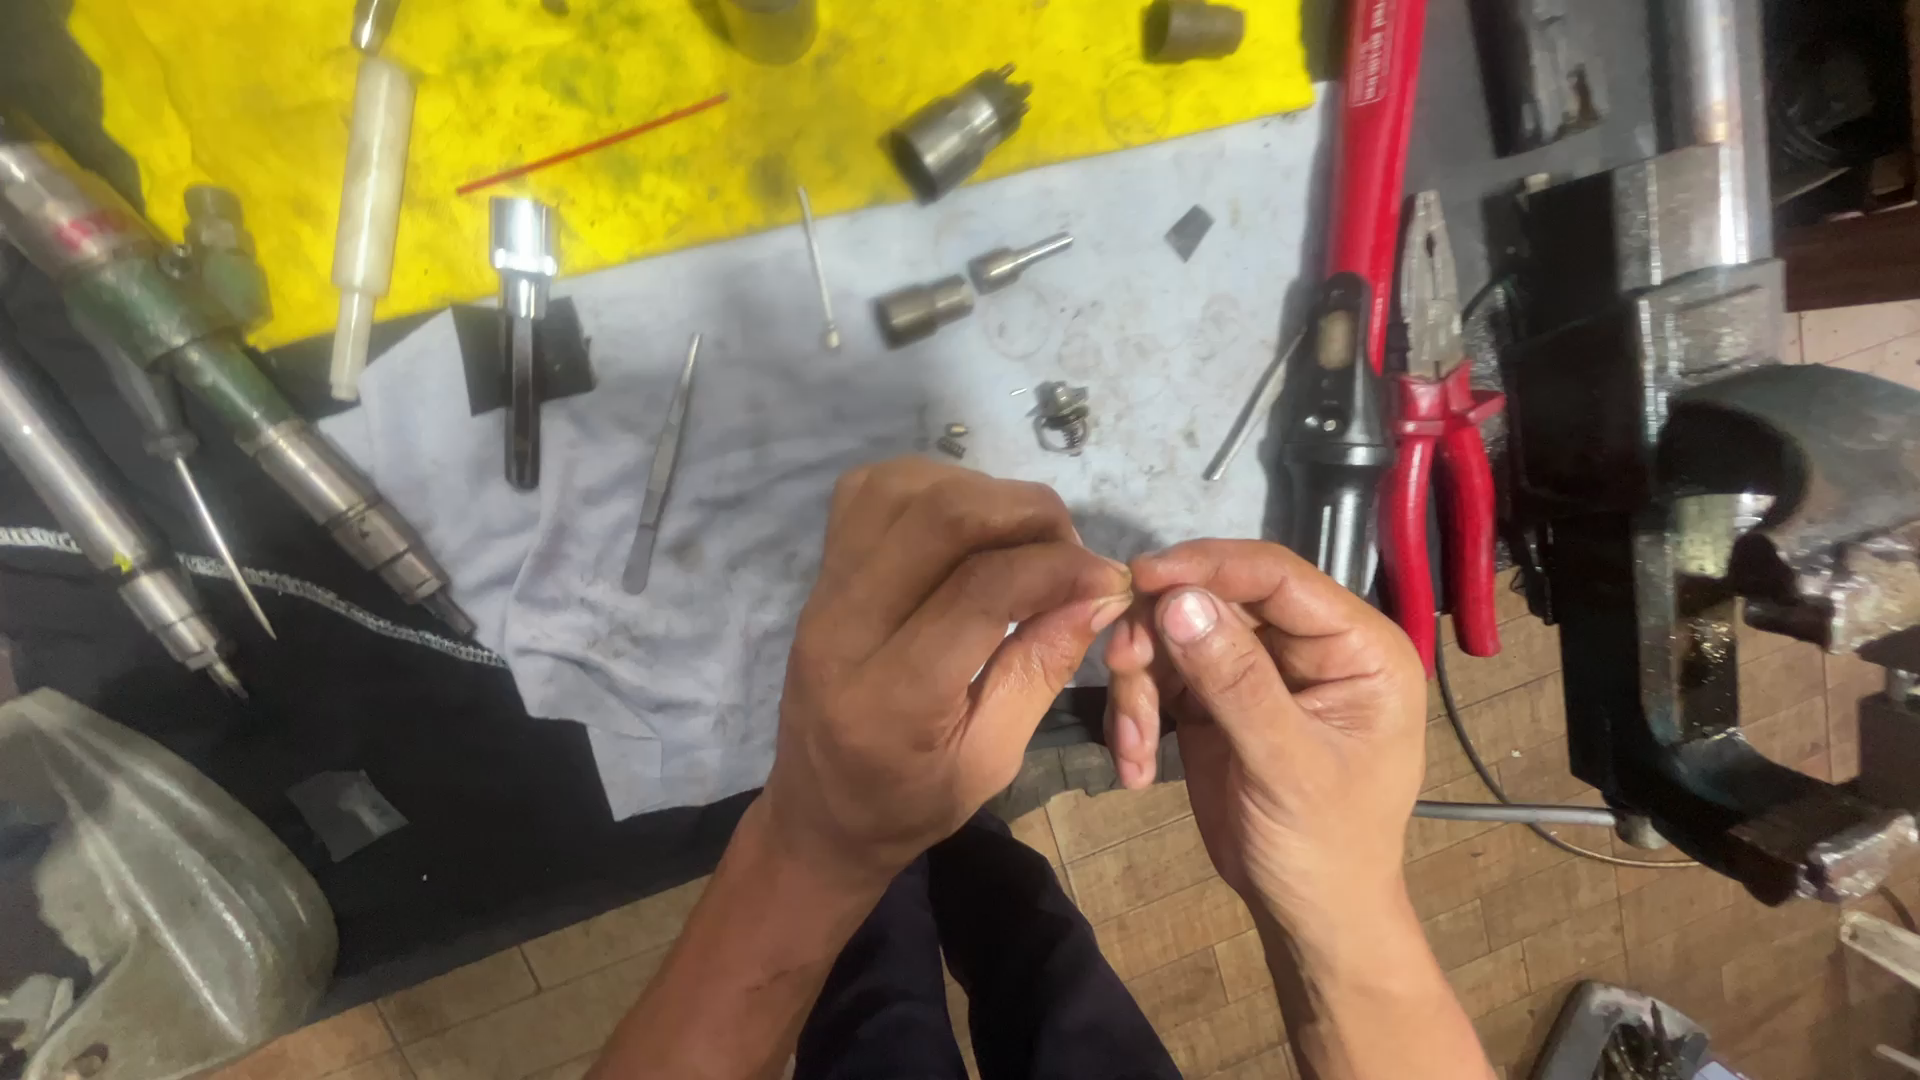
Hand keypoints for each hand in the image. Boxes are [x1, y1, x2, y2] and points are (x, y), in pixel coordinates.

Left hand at [764, 459, 1132, 886]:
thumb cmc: (910, 801)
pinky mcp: (819, 572)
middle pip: (939, 517)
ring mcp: (821, 591)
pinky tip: (966, 523)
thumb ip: (1043, 667)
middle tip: (1066, 547)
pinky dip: (931, 485)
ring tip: (1020, 535)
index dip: (1057, 567)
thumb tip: (1099, 588)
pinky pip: (869, 491)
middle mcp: (843, 627)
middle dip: (1025, 512)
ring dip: (980, 492)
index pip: (981, 589)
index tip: (1106, 577)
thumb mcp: (993, 758)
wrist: (817, 811)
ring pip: (902, 487)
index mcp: (890, 698)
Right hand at [1102, 540, 1427, 929]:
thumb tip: (1179, 601)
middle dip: (1159, 636)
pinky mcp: (1210, 695)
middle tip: (1121, 669)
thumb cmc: (1326, 846)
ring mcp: (1253, 668)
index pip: (1276, 576)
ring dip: (1140, 684)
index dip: (1208, 566)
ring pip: (1174, 634)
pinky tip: (1135, 764)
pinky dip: (1135, 712)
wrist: (1304, 913)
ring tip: (1132, 745)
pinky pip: (1158, 675)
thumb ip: (1237, 681)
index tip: (1141, 575)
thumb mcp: (1287, 766)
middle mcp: (1303, 644)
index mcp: (1354, 646)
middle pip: (1212, 600)